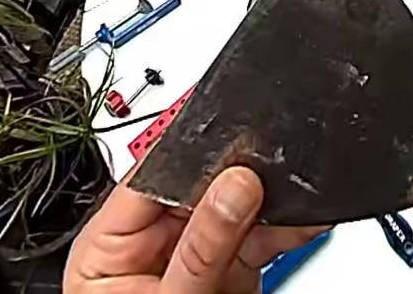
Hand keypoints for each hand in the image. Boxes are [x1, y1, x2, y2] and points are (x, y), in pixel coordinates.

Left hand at [66, 166, 324, 292]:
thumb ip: (199, 251)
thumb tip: (235, 186)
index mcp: (110, 244)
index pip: (154, 174)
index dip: (192, 154)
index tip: (233, 140)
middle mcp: (153, 242)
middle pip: (198, 185)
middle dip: (237, 176)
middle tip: (270, 165)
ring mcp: (193, 256)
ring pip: (235, 207)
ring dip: (268, 199)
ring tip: (294, 189)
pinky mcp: (228, 272)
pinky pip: (258, 237)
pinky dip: (284, 228)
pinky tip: (302, 216)